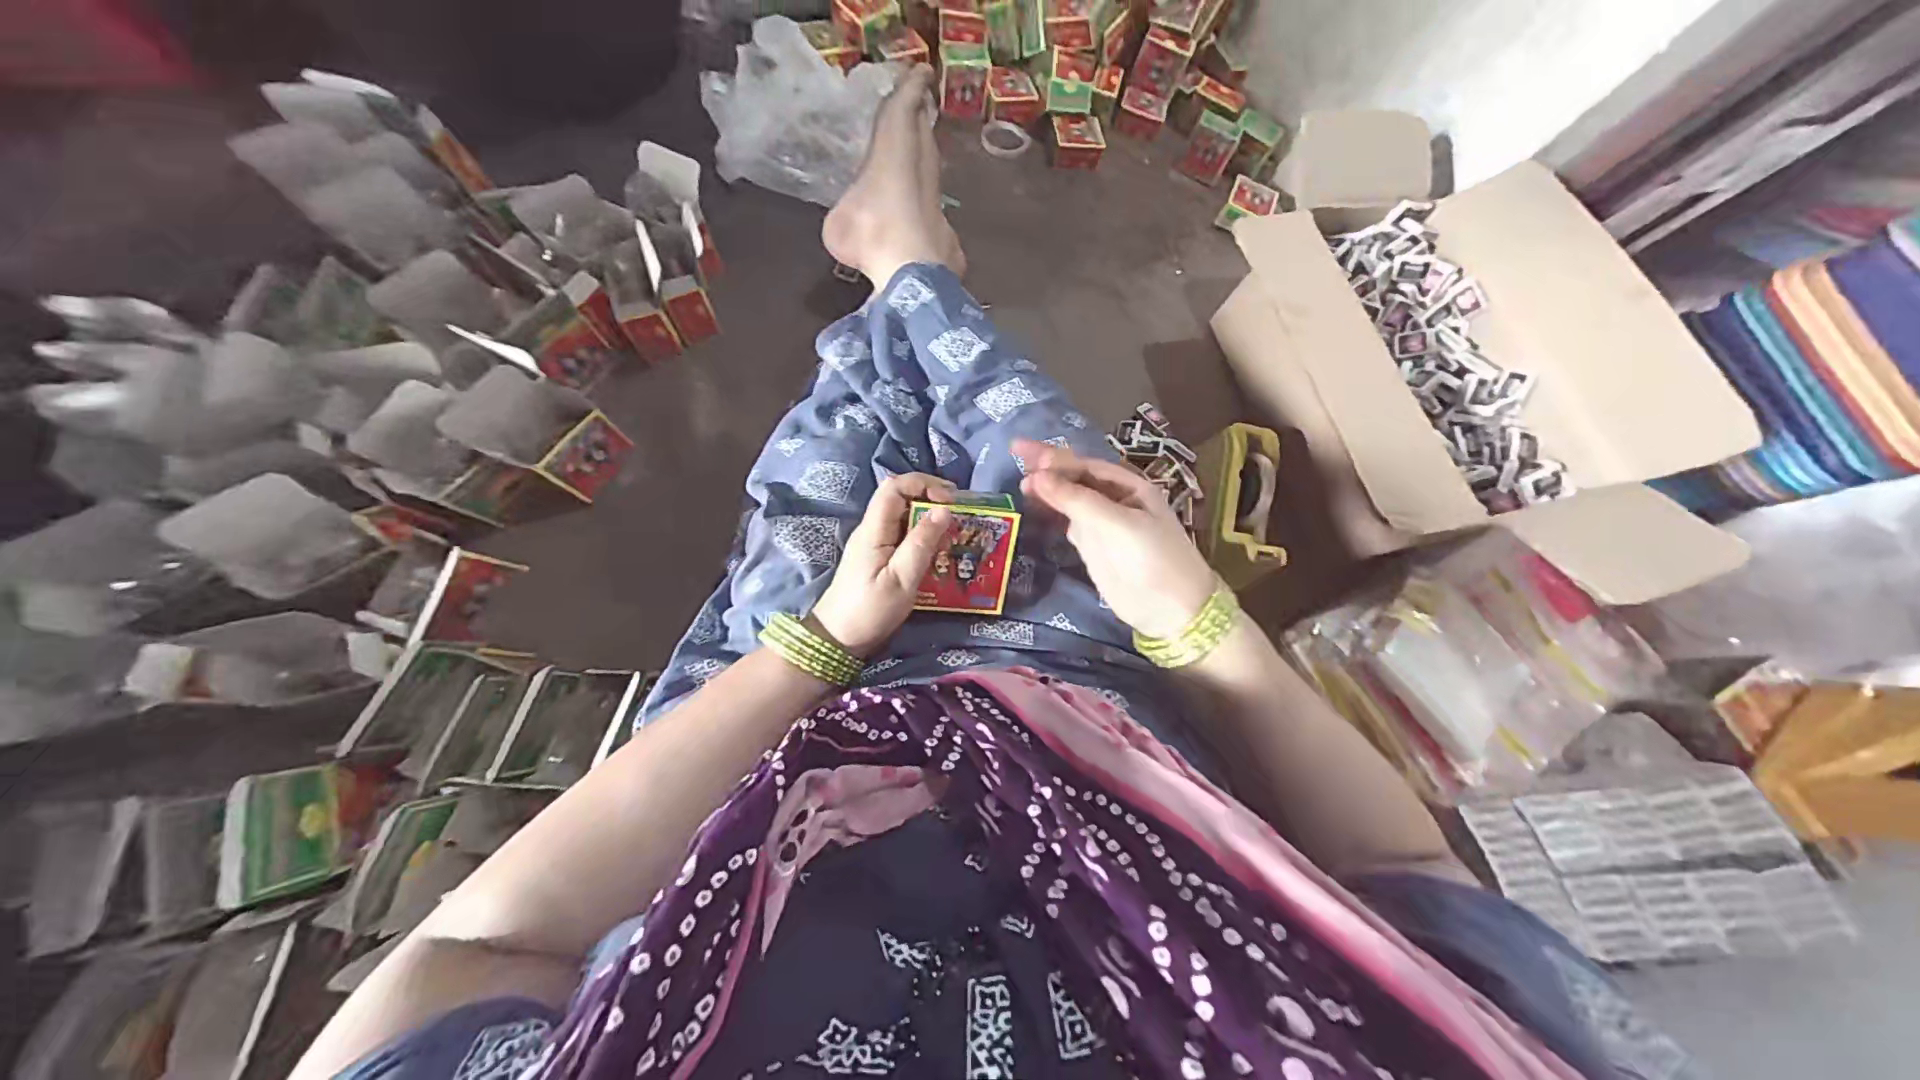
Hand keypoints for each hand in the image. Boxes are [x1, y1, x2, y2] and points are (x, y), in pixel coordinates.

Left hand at [810, 473, 955, 656]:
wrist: (838, 639)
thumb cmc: (870, 610)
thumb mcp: (902, 579)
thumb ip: (922, 543)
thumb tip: (944, 509)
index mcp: (874, 529)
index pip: (895, 486)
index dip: (924, 483)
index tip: (950, 499)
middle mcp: (872, 529)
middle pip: (901, 497)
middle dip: (932, 499)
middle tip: (960, 515)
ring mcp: (874, 542)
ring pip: (904, 516)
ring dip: (930, 518)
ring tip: (955, 532)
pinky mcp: (878, 557)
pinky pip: (903, 534)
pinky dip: (923, 536)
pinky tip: (939, 550)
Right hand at [1014, 438, 1216, 639]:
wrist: (1171, 609)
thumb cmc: (1153, 558)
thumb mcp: (1118, 524)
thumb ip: (1077, 500)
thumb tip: (1036, 477)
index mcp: (1128, 487)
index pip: (1086, 465)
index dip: (1056, 459)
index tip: (1026, 456)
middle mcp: (1114, 499)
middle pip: (1075, 477)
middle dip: (1047, 466)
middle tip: (1015, 452)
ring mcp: (1102, 523)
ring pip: (1069, 498)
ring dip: (1047, 489)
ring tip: (1020, 484)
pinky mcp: (1093, 546)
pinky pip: (1068, 521)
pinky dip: (1051, 512)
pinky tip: (1035, 506)